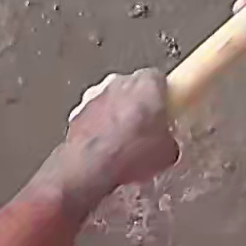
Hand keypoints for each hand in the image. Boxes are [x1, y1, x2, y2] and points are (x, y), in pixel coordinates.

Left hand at [65, 68, 180, 187]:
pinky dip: (98, 128)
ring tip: (123, 145)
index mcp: (147, 83)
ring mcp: (94, 94)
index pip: (159, 79)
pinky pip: (94, 116)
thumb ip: (168, 140)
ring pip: (112, 101)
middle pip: (133, 88)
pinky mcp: (77, 110)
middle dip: (139, 105)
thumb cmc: (132, 152)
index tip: (165, 112)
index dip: (163, 96)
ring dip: (117, 116)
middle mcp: (119, 81)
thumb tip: (165, 145)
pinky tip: (103, 150)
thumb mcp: (167, 153)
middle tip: (146, 130)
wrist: (90, 165)